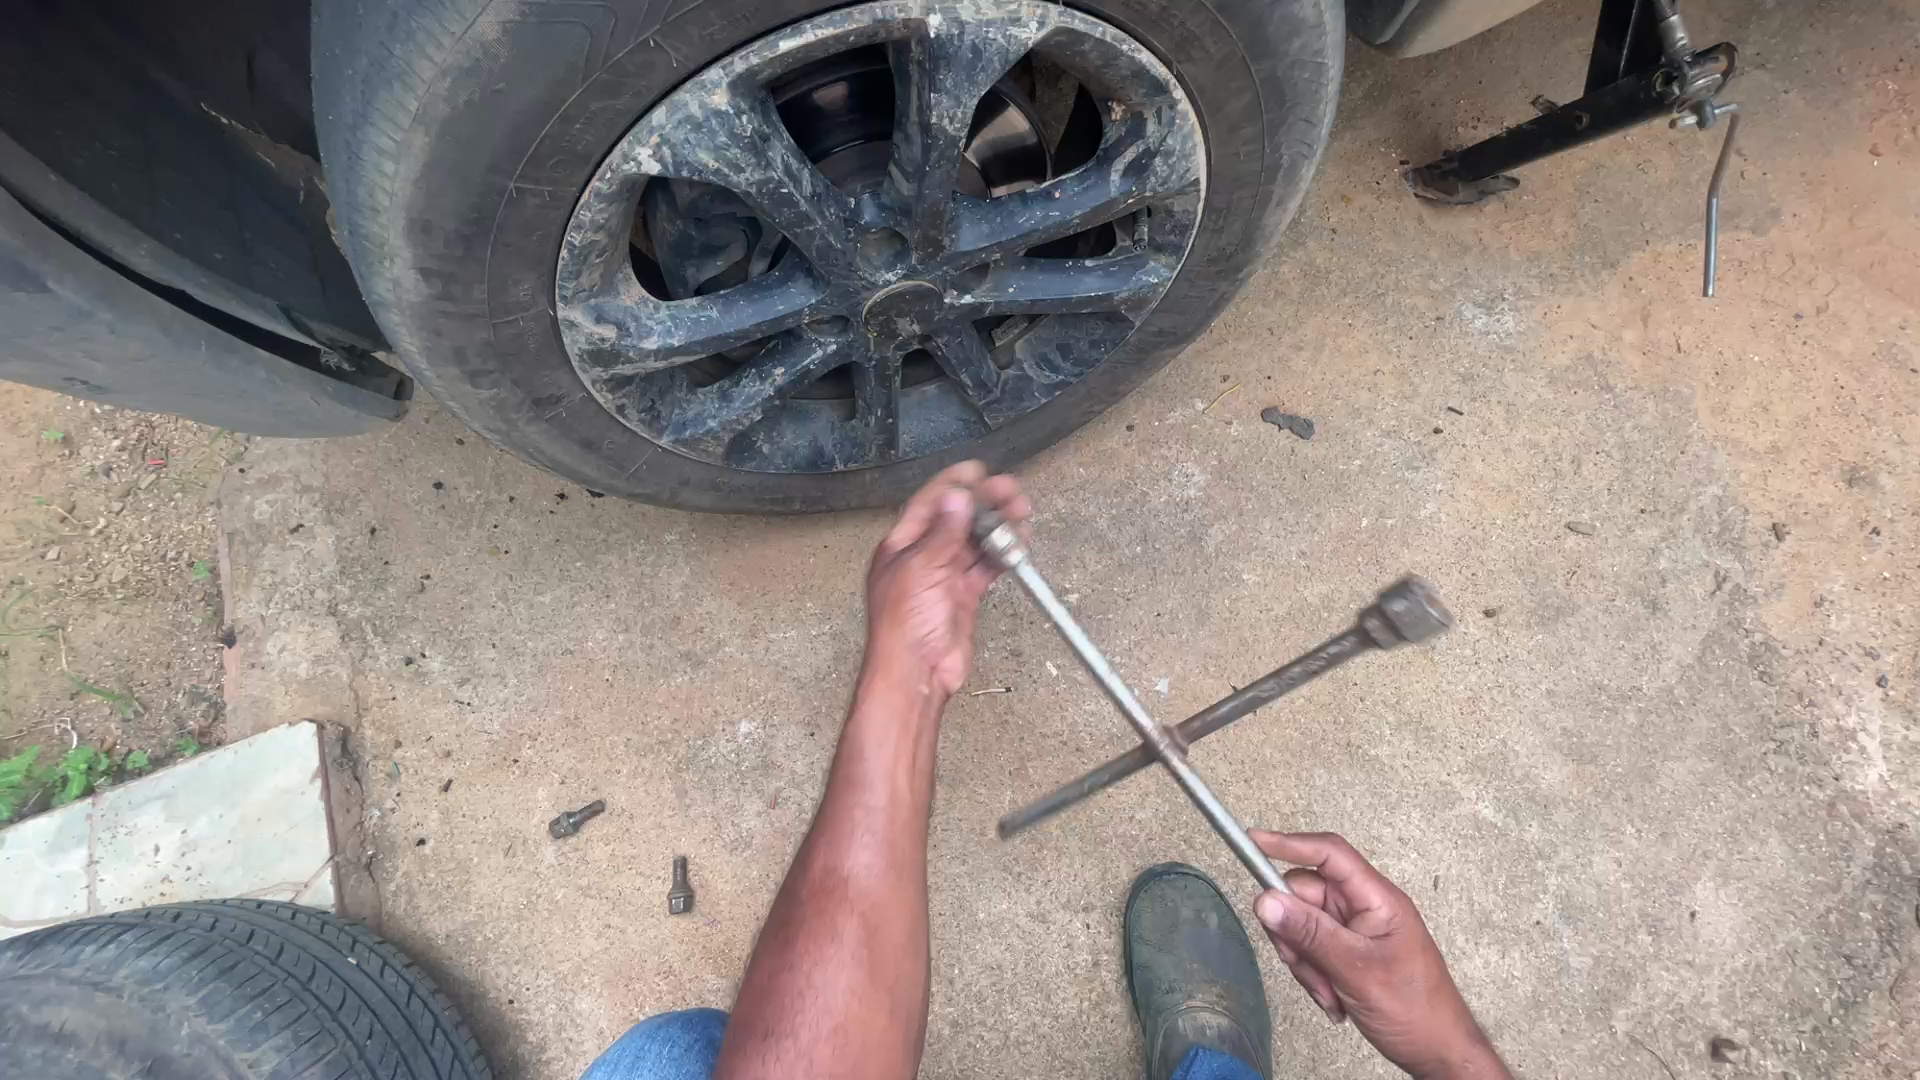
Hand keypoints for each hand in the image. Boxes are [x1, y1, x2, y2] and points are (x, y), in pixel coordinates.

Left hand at [862, 461, 1030, 699]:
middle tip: (1012, 490)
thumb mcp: (921, 570)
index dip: (953, 484)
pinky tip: (1017, 546)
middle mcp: (922, 557)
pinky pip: (985, 568)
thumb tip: (958, 498)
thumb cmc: (903, 625)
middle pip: (957, 520)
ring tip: (1022, 513)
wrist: (916, 672)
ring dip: (998, 527)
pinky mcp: (962, 596)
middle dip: (985, 503)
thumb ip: (943, 534)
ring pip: (974, 543)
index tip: (978, 470)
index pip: (929, 504)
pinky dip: (1001, 556)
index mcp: (901, 546)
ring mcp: (943, 577)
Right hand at [1250, 832, 1509, 1079]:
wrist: (1442, 1060)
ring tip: (1326, 991)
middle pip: (1303, 892)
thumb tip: (1264, 899)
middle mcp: (1361, 906)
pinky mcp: (1344, 949)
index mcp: (1376, 898)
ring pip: (1300, 922)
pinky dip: (1310, 971)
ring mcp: (1352, 928)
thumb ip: (1310, 934)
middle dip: (1294, 931)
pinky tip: (1331, 997)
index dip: (1290, 843)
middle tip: (1301, 964)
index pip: (1329, 854)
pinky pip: (1308, 946)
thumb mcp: (1358, 972)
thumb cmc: (1417, 1013)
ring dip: (1303, 959)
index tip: (1253, 840)